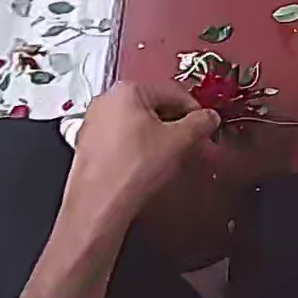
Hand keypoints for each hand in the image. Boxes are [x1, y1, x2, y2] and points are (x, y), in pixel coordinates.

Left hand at [61, 82, 219, 236]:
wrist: (98, 206)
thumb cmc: (132, 169)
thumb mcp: (179, 141)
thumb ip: (200, 123)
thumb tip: (209, 117)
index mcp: (128, 91)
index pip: (174, 92)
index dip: (195, 110)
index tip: (206, 123)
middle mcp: (107, 100)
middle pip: (155, 105)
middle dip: (177, 123)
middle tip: (192, 140)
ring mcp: (94, 122)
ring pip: (138, 121)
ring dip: (159, 134)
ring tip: (171, 153)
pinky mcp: (88, 144)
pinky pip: (123, 136)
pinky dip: (140, 144)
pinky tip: (148, 162)